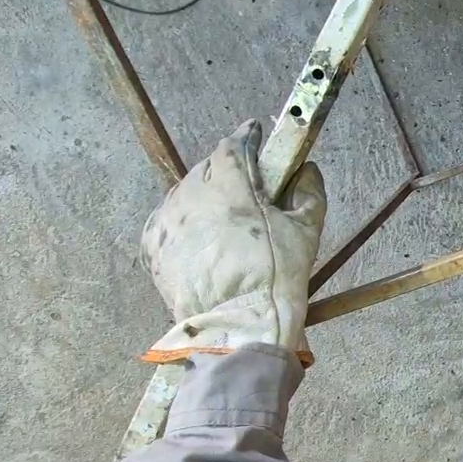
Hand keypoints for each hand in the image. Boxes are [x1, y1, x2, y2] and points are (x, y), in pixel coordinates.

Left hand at [140, 120, 326, 363]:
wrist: (238, 324)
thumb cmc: (276, 275)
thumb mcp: (307, 231)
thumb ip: (309, 192)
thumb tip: (307, 170)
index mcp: (229, 183)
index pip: (235, 143)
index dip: (250, 138)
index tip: (260, 137)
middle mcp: (191, 194)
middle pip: (210, 167)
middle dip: (230, 171)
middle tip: (252, 190)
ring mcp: (167, 221)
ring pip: (188, 194)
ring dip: (208, 198)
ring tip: (231, 223)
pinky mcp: (153, 248)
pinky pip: (171, 224)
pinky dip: (188, 225)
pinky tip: (209, 243)